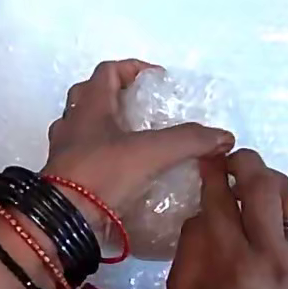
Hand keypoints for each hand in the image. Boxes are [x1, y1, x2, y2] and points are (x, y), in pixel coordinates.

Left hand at [43, 60, 232, 228]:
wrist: (63, 220)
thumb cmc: (101, 175)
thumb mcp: (151, 153)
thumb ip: (188, 141)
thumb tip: (224, 137)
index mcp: (88, 107)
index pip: (108, 71)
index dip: (133, 68)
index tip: (157, 80)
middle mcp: (71, 125)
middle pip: (90, 97)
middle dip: (116, 98)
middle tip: (143, 110)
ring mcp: (63, 153)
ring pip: (83, 129)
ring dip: (107, 130)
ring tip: (135, 142)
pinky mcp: (63, 180)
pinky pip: (83, 159)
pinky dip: (102, 159)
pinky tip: (123, 173)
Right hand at [168, 150, 287, 288]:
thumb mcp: (180, 286)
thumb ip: (190, 241)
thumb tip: (205, 204)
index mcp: (231, 264)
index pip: (221, 202)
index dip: (212, 174)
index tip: (206, 160)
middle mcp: (270, 255)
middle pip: (263, 188)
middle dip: (244, 163)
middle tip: (231, 159)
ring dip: (272, 179)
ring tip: (254, 181)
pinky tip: (272, 201)